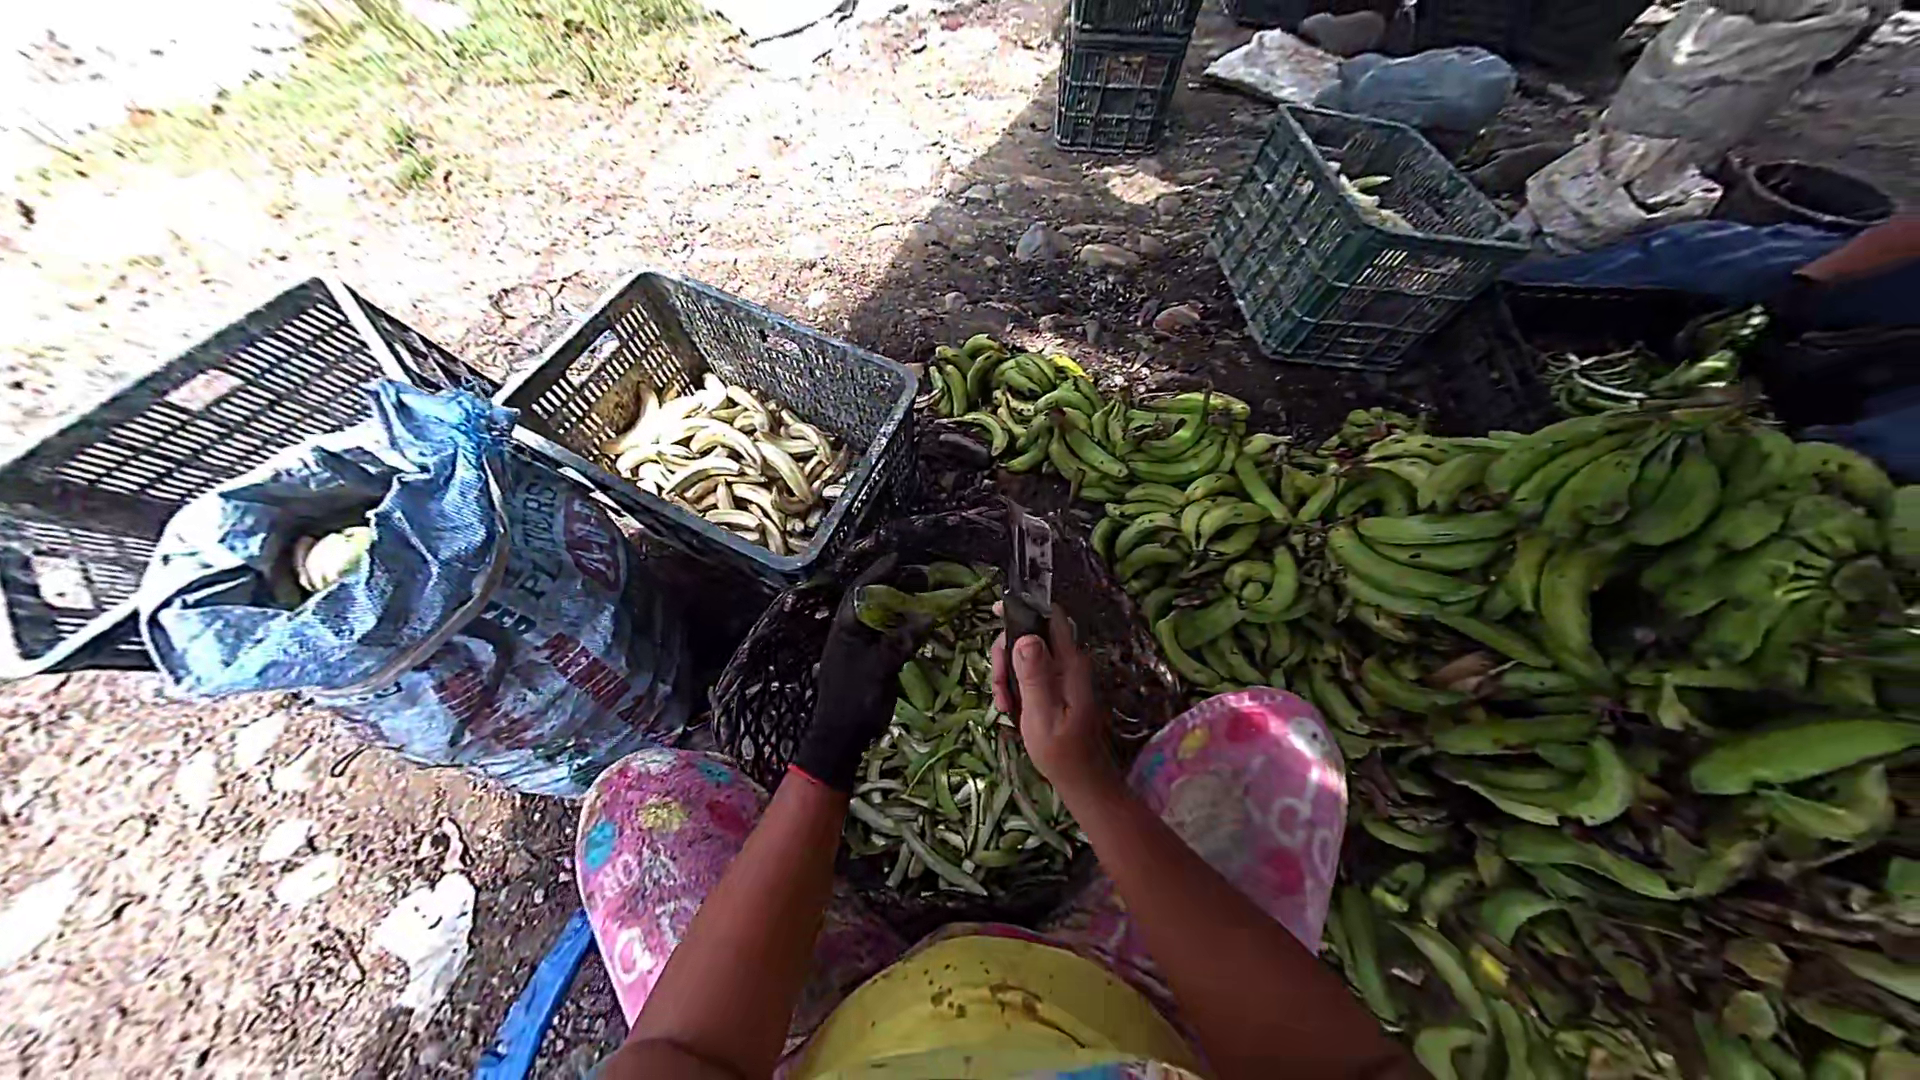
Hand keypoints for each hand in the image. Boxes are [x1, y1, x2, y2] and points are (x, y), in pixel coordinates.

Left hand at [793, 555, 925, 792]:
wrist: (843, 735)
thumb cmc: (854, 698)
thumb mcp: (878, 667)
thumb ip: (901, 641)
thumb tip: (928, 617)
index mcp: (846, 627)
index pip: (861, 591)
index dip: (879, 573)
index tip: (898, 558)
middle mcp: (855, 631)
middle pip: (876, 600)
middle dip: (898, 587)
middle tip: (923, 576)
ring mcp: (865, 646)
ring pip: (887, 618)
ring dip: (906, 607)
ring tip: (928, 594)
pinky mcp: (876, 660)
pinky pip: (894, 637)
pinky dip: (909, 628)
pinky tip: (925, 624)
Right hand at [991, 609, 1117, 797]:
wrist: (1081, 780)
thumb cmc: (1062, 752)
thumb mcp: (1042, 715)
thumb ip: (1034, 676)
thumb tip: (1024, 637)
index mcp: (1069, 664)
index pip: (1051, 617)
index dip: (1024, 607)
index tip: (995, 612)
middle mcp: (1068, 662)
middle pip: (1030, 635)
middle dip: (1006, 655)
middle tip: (999, 688)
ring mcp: (1062, 673)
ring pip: (1025, 654)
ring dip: (1007, 675)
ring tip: (1005, 705)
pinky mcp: (1055, 685)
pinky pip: (1028, 672)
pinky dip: (1014, 686)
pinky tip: (1012, 709)